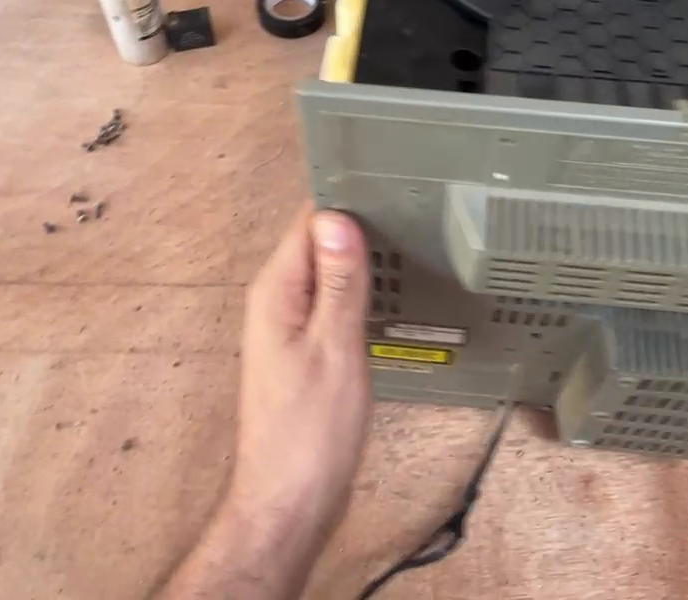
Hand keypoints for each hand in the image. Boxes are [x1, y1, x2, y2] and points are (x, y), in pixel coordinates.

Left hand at [157, 207, 372, 599]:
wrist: (292, 501)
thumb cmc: (311, 429)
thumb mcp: (334, 347)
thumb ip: (339, 283)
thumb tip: (339, 218)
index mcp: (277, 290)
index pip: (308, 221)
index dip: (345, 201)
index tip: (389, 186)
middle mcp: (277, 299)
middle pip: (317, 241)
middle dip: (357, 226)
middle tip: (411, 210)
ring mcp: (289, 324)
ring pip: (326, 270)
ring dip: (358, 257)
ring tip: (406, 241)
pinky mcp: (304, 346)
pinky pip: (331, 299)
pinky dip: (357, 288)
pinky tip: (386, 290)